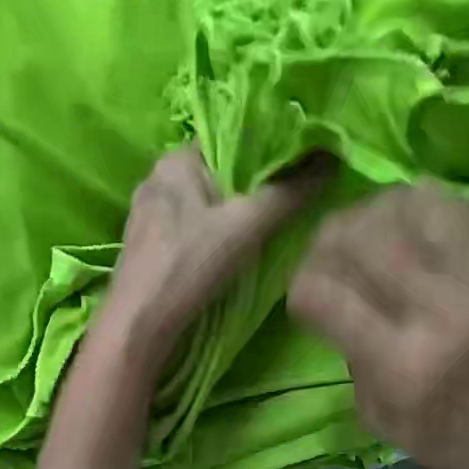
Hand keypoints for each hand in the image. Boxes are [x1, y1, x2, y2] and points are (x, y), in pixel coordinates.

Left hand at [93, 145, 331, 375]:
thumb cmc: (187, 267)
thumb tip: (331, 160)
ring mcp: (145, 219)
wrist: (137, 328)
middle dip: (248, 192)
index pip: (228, 141)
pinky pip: (187, 235)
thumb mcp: (246, 225)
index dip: (264, 154)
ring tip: (258, 237)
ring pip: (201, 209)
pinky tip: (224, 260)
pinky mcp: (145, 252)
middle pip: (216, 177)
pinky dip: (208, 242)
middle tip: (283, 209)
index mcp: (174, 159)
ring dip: (228, 221)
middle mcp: (155, 181)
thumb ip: (289, 193)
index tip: (294, 173)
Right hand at [288, 184, 468, 468]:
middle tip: (322, 253)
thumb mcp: (376, 415)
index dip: (300, 289)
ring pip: (411, 209)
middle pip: (364, 239)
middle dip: (327, 240)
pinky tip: (405, 225)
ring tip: (362, 231)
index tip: (302, 299)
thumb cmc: (445, 440)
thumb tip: (332, 297)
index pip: (326, 297)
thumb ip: (351, 352)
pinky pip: (456, 209)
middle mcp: (441, 314)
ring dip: (372, 214)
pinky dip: (418, 208)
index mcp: (401, 366)